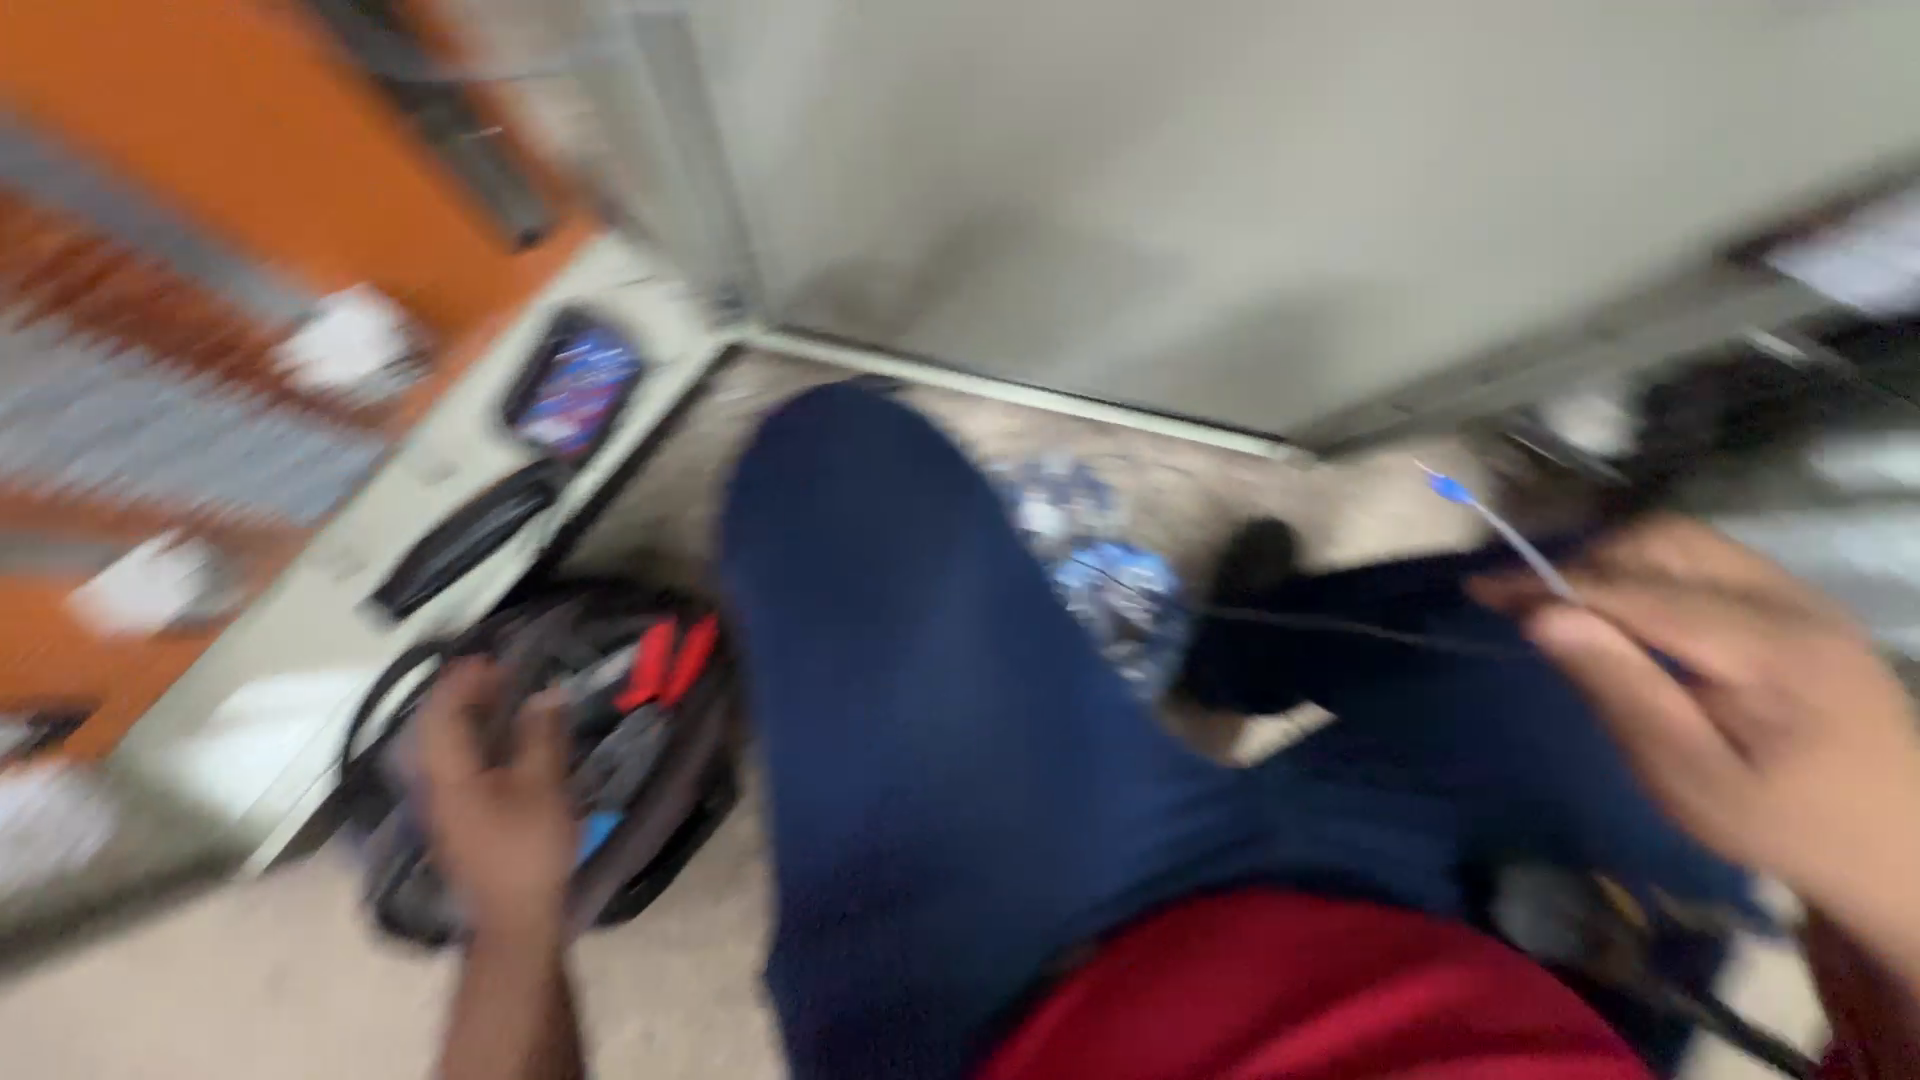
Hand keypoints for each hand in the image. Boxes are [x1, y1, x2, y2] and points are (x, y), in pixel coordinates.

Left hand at [417, 659, 576, 942]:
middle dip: (459, 697)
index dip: (461, 684)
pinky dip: (473, 740)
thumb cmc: (530, 849)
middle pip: (435, 732)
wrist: (515, 917)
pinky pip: (457, 765)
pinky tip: (500, 740)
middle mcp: (436, 789)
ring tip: (497, 697)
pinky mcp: (461, 820)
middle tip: (494, 673)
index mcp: (450, 777)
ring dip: (465, 718)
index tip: (486, 658)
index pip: (443, 717)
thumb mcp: (544, 787)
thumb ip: (541, 736)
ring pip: (444, 750)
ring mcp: (445, 808)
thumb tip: (546, 694)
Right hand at [1471, 517, 1919, 957]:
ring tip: (1561, 600)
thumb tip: (1542, 616)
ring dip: (1608, 560)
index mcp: (1770, 649)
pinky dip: (1640, 567)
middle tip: (1522, 602)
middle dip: (1579, 562)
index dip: (1549, 583)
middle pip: (1662, 543)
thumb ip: (1617, 687)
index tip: (1480, 589)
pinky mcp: (1794, 603)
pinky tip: (1616, 606)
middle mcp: (1791, 602)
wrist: (1898, 846)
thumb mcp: (1685, 773)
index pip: (1633, 591)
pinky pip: (1700, 558)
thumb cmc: (1778, 822)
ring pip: (1679, 541)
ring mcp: (1799, 597)